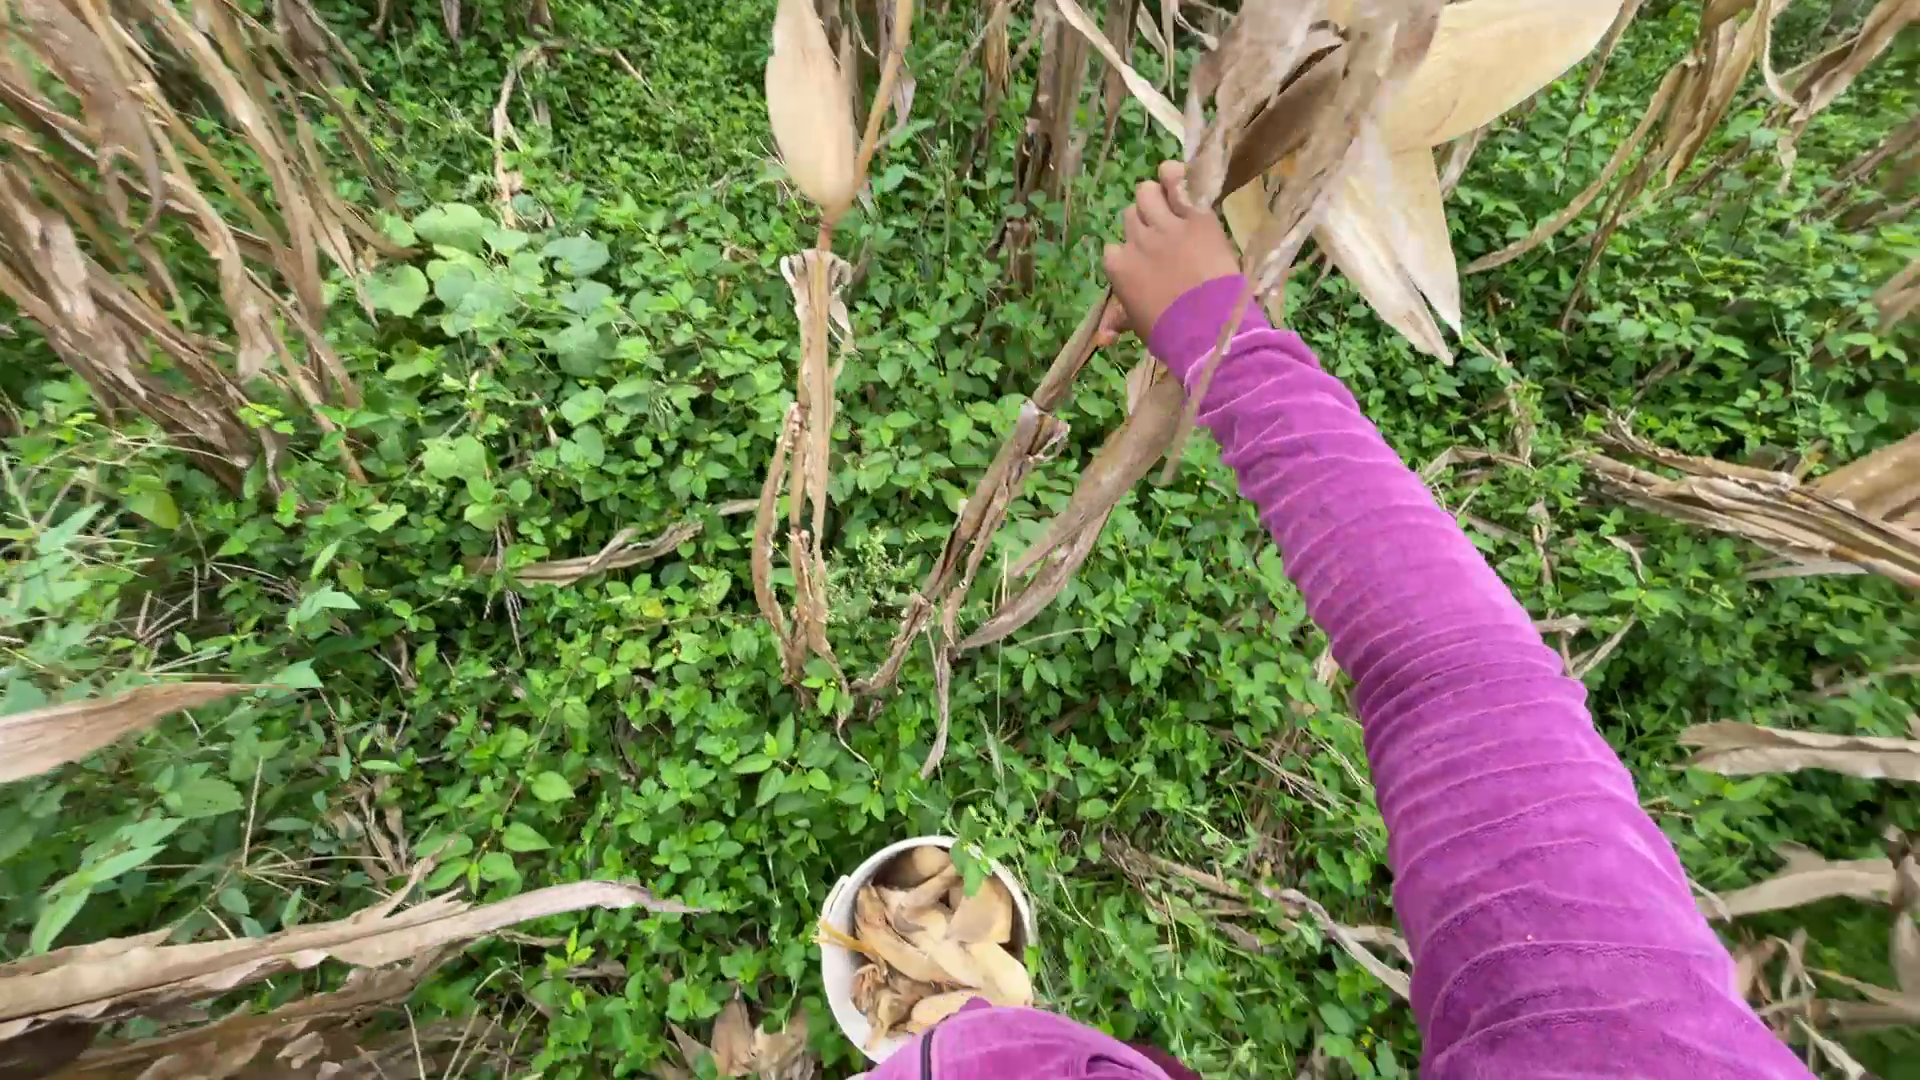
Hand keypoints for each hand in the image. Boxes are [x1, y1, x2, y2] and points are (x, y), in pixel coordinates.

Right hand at [1097, 160, 1240, 347]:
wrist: (1206, 327)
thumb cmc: (1168, 332)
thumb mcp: (1138, 326)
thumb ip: (1119, 320)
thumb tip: (1103, 337)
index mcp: (1119, 267)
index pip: (1112, 249)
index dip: (1126, 254)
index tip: (1140, 263)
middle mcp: (1137, 240)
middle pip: (1131, 217)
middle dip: (1142, 223)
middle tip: (1159, 234)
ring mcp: (1166, 226)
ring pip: (1148, 193)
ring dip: (1155, 196)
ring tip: (1168, 202)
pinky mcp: (1196, 217)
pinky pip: (1180, 183)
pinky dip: (1176, 175)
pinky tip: (1177, 174)